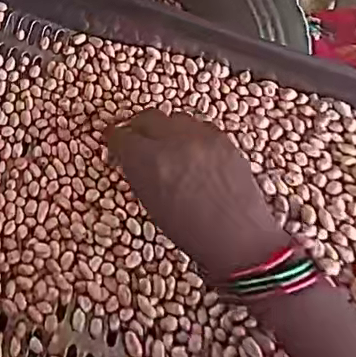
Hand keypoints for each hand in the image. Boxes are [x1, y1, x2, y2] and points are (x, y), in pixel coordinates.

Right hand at [106, 109, 292, 279]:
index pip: (121, 136)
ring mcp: (200, 138)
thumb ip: (138, 172)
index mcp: (147, 161)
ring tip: (168, 146)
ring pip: (173, 118)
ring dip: (166, 129)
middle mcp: (172, 142)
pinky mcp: (222, 139)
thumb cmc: (191, 231)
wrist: (240, 239)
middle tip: (138, 139)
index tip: (116, 143)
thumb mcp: (150, 202)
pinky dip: (190, 135)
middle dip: (139, 128)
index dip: (116, 140)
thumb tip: (132, 156)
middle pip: (146, 118)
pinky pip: (198, 126)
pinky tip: (192, 152)